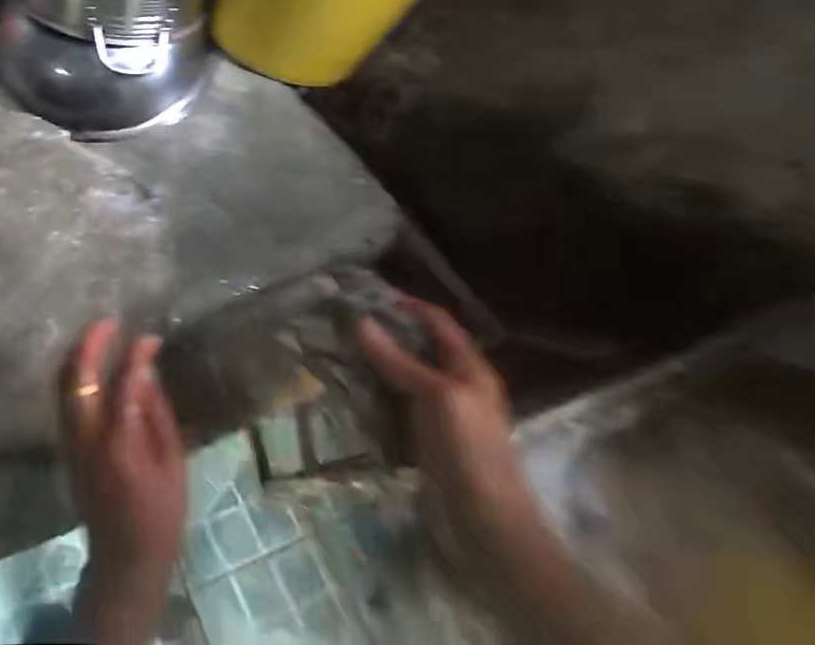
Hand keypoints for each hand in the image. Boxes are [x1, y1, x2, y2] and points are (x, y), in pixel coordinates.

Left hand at [61, 318, 185, 644]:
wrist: (122, 555)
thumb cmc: (160, 515)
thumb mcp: (172, 466)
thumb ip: (156, 415)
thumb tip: (145, 371)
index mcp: (121, 442)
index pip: (124, 383)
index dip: (136, 355)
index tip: (148, 337)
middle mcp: (86, 433)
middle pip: (78, 374)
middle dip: (91, 341)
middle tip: (110, 321)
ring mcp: (68, 436)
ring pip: (62, 381)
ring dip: (76, 352)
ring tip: (97, 335)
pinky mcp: (61, 441)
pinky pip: (61, 395)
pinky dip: (71, 372)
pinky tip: (85, 364)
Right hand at [356, 298, 533, 560]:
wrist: (482, 521)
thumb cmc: (469, 451)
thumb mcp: (438, 397)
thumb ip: (400, 360)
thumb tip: (359, 321)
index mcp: (471, 371)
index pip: (439, 323)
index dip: (409, 304)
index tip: (367, 292)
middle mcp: (454, 385)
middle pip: (416, 345)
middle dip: (381, 329)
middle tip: (339, 317)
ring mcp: (436, 411)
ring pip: (398, 372)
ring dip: (369, 358)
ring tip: (332, 344)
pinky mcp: (417, 433)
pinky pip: (388, 398)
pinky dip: (366, 386)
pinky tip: (341, 382)